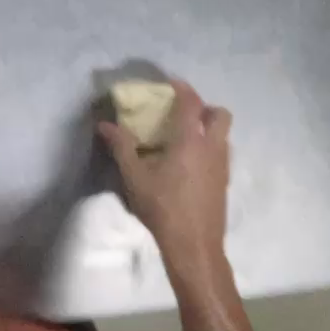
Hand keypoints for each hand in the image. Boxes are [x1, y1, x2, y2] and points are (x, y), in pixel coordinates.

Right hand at [100, 80, 232, 285]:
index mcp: (190, 140)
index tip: (169, 83)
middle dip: (204, 107)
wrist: (194, 246)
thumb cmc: (163, 207)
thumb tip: (104, 125)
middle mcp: (212, 147)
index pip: (192, 103)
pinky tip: (190, 163)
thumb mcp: (134, 177)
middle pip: (220, 114)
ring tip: (184, 137)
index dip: (182, 88)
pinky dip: (210, 147)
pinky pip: (222, 153)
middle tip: (182, 112)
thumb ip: (121, 147)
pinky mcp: (225, 182)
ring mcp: (223, 166)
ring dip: (209, 128)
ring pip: (224, 135)